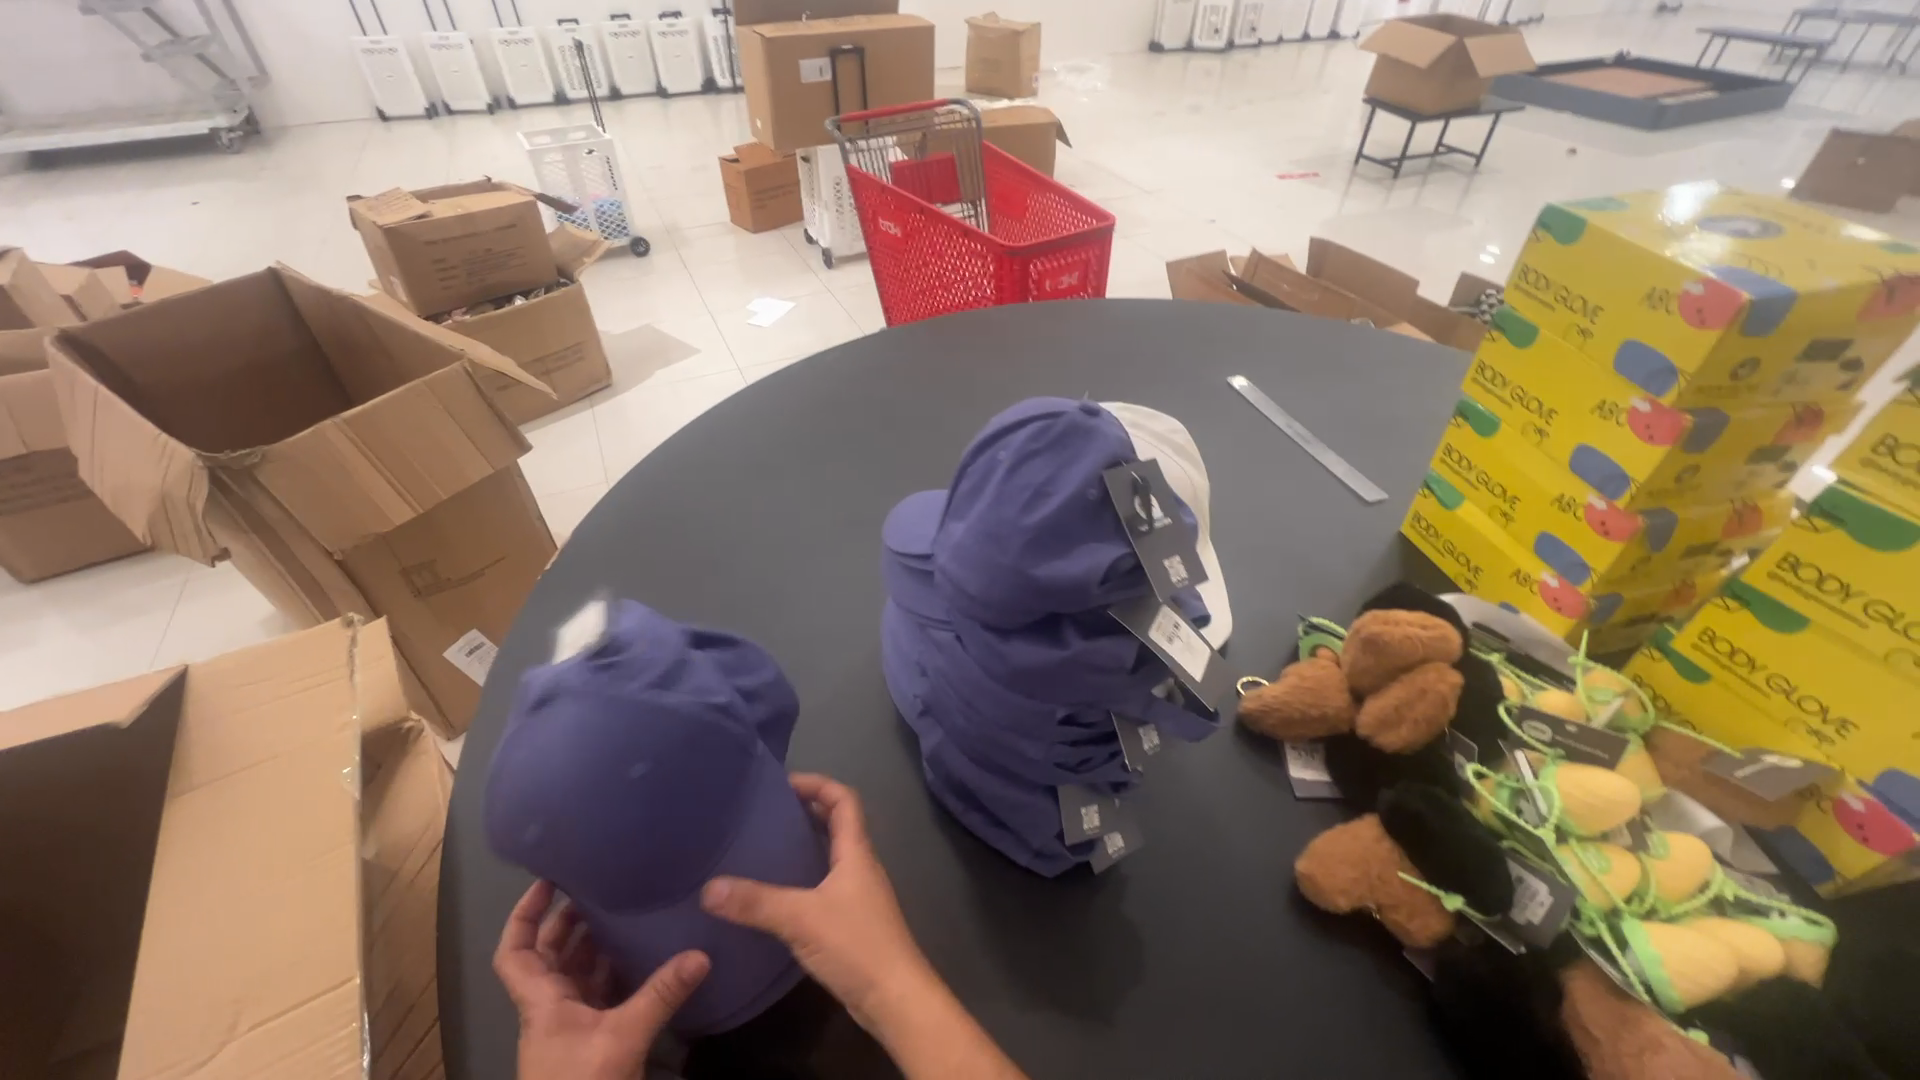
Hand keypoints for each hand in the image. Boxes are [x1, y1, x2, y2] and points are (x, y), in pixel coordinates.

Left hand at [495, 880, 709, 1079]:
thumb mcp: (623, 1039)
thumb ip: (661, 994)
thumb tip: (702, 953)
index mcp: (541, 1003)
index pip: (515, 952)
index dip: (524, 915)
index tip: (548, 880)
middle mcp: (549, 1009)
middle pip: (548, 956)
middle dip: (568, 921)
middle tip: (601, 888)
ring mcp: (570, 1027)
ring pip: (574, 973)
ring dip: (593, 944)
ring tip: (623, 911)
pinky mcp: (591, 1041)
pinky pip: (597, 993)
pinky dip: (613, 971)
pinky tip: (639, 956)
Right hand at [701, 773, 935, 1029]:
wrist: (894, 997)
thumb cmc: (856, 944)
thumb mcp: (801, 918)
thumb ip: (757, 902)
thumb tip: (708, 887)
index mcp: (856, 851)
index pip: (844, 799)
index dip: (818, 784)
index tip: (783, 783)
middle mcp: (861, 865)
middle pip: (838, 823)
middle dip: (806, 811)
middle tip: (766, 813)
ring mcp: (858, 894)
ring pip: (831, 855)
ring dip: (804, 844)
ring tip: (765, 847)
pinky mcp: (851, 921)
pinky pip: (826, 884)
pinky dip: (804, 877)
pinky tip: (778, 895)